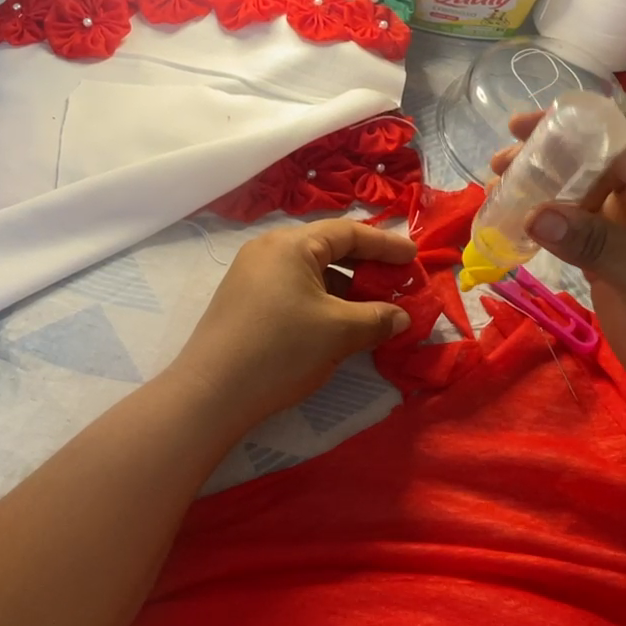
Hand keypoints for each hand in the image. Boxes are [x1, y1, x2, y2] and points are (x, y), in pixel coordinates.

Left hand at [165, 219, 417, 428]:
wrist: (211, 393)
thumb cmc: (280, 350)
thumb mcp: (338, 332)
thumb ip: (377, 318)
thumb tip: (402, 317)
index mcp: (291, 244)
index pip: (348, 232)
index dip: (385, 244)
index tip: (414, 257)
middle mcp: (269, 249)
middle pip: (328, 248)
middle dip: (366, 266)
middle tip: (398, 283)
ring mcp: (252, 275)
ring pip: (311, 272)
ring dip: (345, 287)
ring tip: (374, 308)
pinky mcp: (244, 301)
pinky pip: (294, 289)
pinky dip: (322, 300)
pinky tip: (338, 323)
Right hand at [493, 113, 625, 426]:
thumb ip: (594, 241)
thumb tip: (533, 214)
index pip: (622, 144)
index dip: (573, 131)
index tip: (523, 127)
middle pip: (596, 165)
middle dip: (549, 159)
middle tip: (500, 163)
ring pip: (582, 197)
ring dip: (542, 191)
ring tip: (497, 189)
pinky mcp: (615, 263)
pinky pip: (576, 232)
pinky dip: (546, 225)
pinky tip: (514, 223)